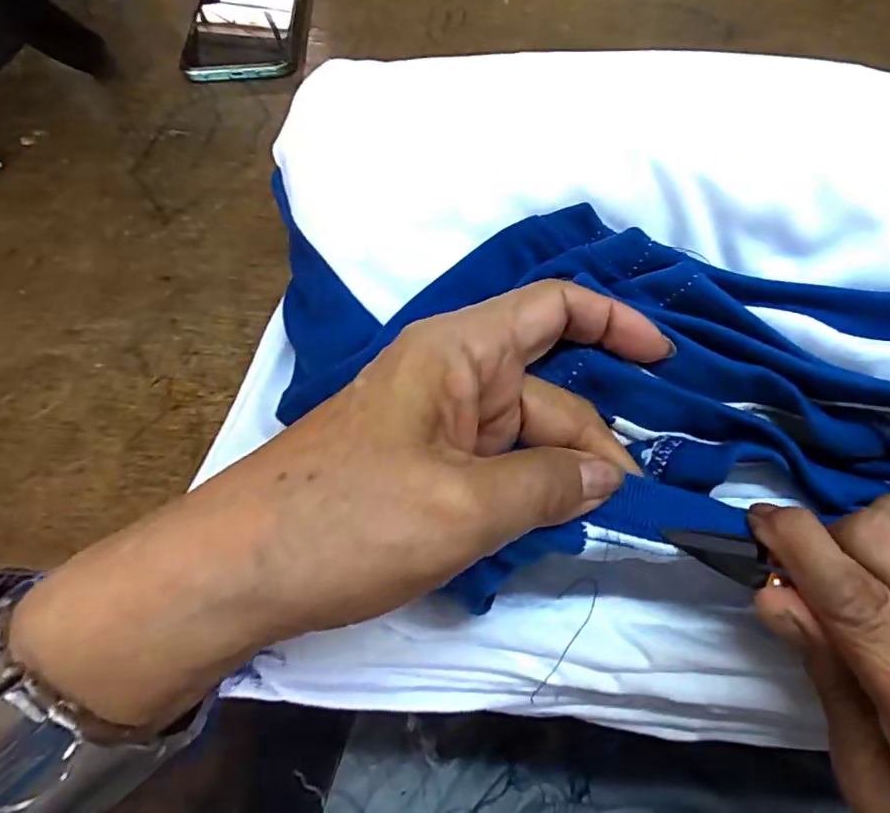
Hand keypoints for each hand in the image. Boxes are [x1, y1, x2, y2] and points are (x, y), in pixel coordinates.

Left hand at [9, 281, 671, 729]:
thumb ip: (550, 485)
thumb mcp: (462, 507)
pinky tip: (552, 522)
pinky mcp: (431, 463)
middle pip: (551, 390)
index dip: (615, 321)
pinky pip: (502, 464)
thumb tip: (613, 476)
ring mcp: (443, 422)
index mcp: (460, 351)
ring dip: (563, 472)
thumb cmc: (345, 521)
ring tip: (594, 518)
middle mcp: (457, 375)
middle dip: (593, 437)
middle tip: (630, 494)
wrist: (226, 581)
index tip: (664, 358)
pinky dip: (532, 489)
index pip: (554, 308)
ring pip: (529, 435)